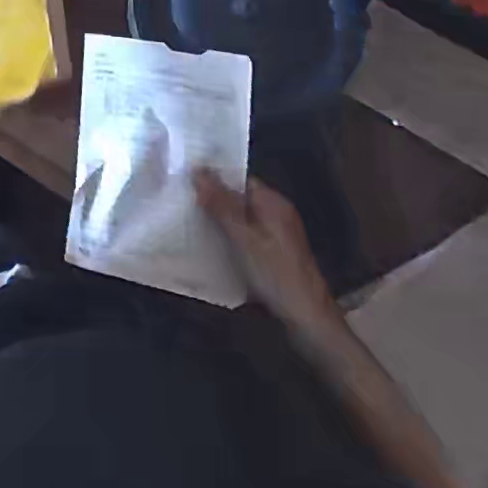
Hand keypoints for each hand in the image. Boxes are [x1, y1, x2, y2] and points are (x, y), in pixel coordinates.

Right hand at [195, 170, 336, 328]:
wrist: (308, 319)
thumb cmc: (275, 274)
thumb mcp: (242, 237)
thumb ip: (220, 203)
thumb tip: (197, 169)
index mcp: (273, 202)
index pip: (238, 178)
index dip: (212, 176)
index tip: (183, 178)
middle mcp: (277, 212)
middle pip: (238, 195)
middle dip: (211, 197)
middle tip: (178, 197)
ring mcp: (276, 232)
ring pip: (239, 214)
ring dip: (217, 215)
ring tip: (186, 215)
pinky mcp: (273, 249)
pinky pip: (244, 230)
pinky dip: (227, 232)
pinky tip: (208, 239)